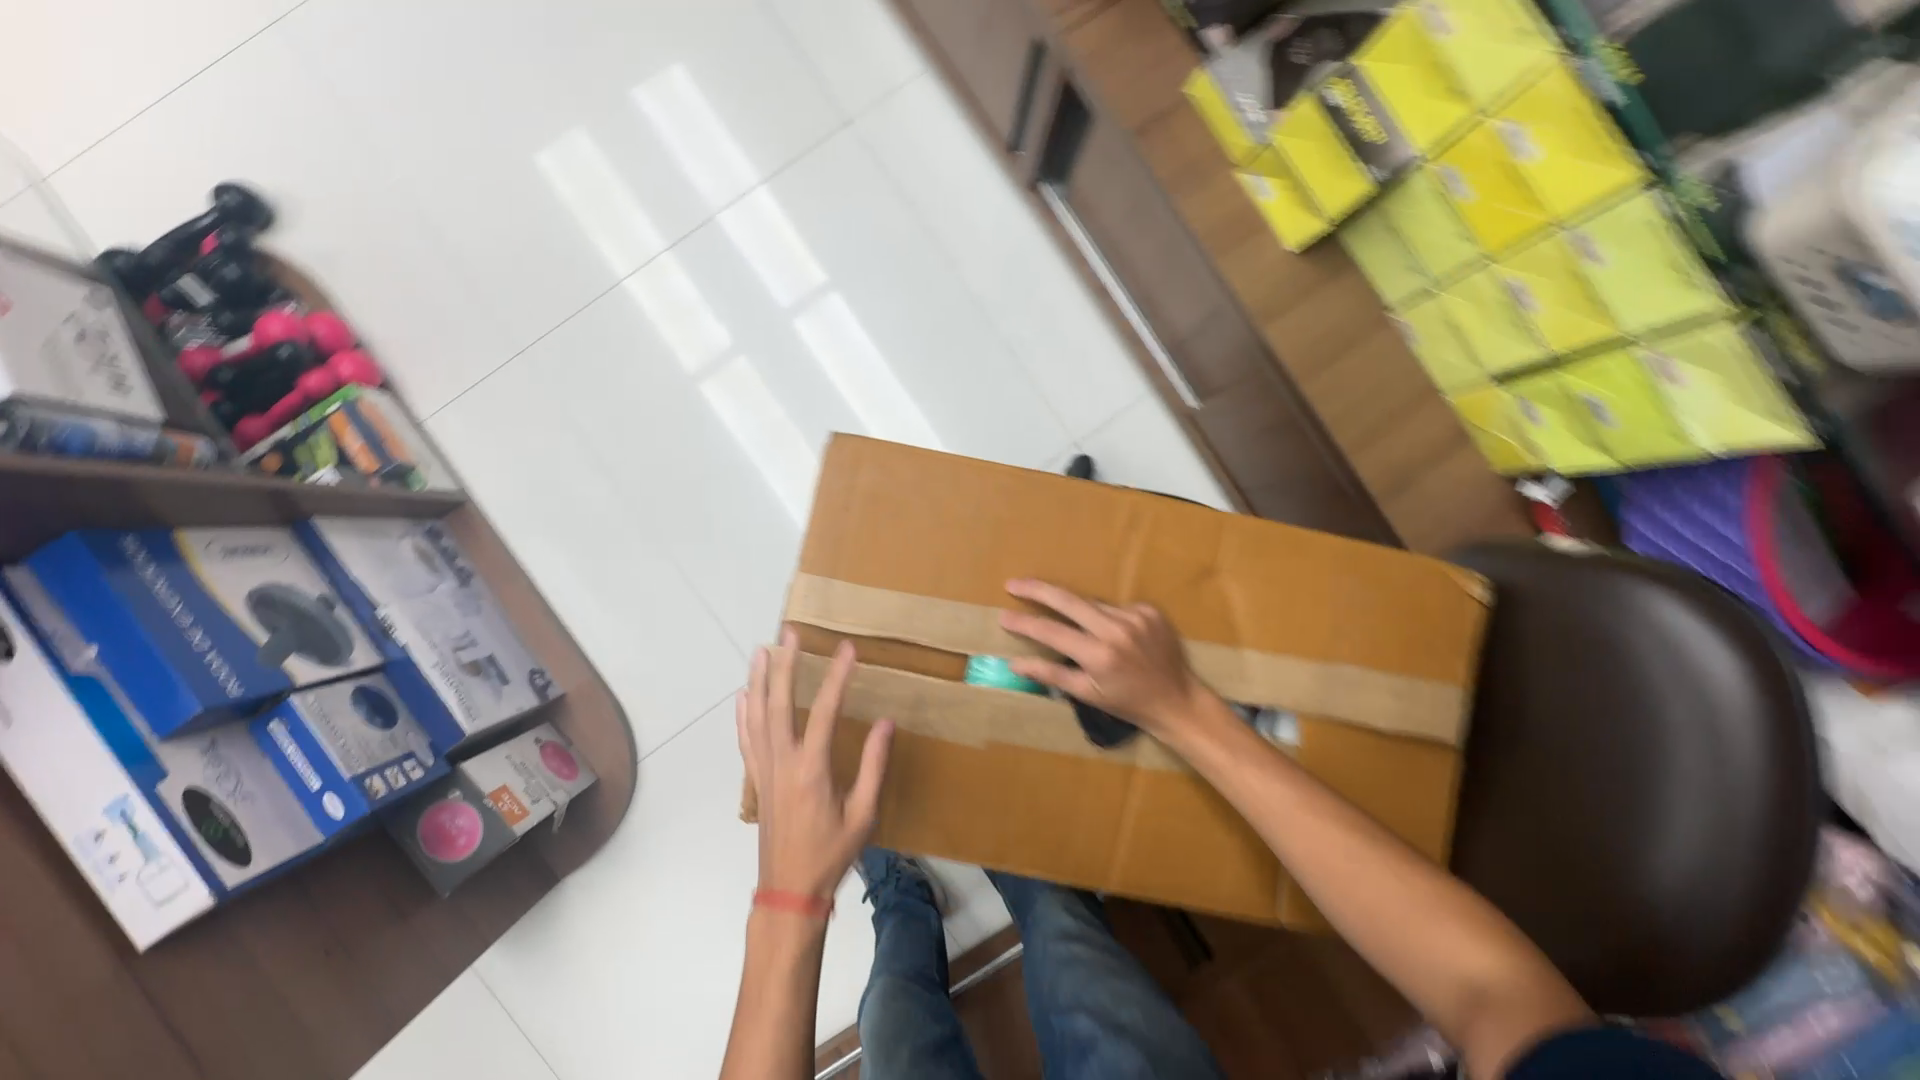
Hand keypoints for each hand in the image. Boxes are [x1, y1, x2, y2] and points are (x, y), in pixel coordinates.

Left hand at [738, 631, 894, 900]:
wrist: (789, 889)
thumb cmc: (832, 853)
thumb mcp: (864, 813)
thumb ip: (873, 766)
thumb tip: (885, 723)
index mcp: (812, 769)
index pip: (824, 711)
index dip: (836, 677)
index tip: (846, 649)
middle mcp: (783, 762)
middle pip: (779, 703)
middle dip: (784, 665)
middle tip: (788, 633)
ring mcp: (765, 770)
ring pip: (757, 716)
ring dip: (758, 681)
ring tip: (761, 650)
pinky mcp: (756, 781)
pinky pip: (746, 740)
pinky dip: (743, 715)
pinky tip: (742, 696)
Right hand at [998, 579, 1210, 739]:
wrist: (1177, 699)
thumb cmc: (1127, 703)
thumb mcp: (1087, 693)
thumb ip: (1050, 674)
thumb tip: (1014, 663)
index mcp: (1099, 655)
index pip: (1051, 632)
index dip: (1025, 624)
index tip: (1003, 616)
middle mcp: (1117, 630)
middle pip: (1068, 600)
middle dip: (1038, 590)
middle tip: (1014, 584)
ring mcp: (1135, 616)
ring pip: (1093, 604)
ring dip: (1078, 612)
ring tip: (1082, 632)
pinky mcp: (1149, 610)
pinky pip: (1115, 607)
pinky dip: (1107, 618)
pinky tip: (1115, 635)